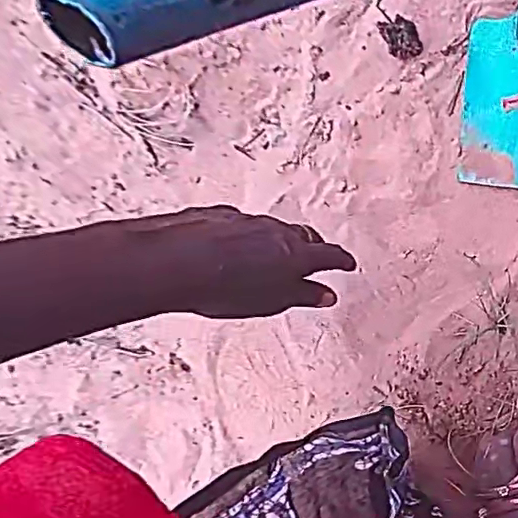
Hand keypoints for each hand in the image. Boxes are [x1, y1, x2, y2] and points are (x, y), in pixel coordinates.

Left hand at [109, 206, 357, 318]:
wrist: (169, 263)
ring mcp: (245, 220)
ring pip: (272, 229)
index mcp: (297, 254)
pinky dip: (246, 237)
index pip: (330, 255)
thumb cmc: (220, 284)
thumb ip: (302, 295)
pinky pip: (241, 225)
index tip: (348, 263)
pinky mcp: (216, 216)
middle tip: (316, 257)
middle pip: (304, 236)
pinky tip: (234, 252)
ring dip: (277, 242)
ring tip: (272, 259)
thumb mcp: (272, 301)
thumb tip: (323, 295)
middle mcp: (275, 231)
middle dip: (313, 247)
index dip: (342, 260)